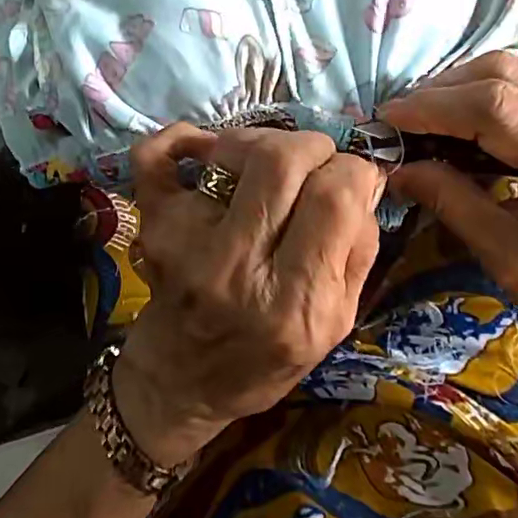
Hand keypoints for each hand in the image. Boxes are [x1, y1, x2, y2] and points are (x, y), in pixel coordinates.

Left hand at [112, 124, 384, 466]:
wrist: (182, 380)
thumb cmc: (265, 360)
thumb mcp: (336, 324)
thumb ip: (358, 248)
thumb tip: (365, 176)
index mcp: (295, 302)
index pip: (334, 198)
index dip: (354, 170)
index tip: (352, 176)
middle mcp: (236, 266)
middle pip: (279, 160)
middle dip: (311, 145)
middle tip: (316, 159)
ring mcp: (185, 241)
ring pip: (230, 149)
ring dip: (261, 140)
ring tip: (269, 163)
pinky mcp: (152, 225)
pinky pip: (154, 157)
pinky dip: (181, 137)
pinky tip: (206, 149)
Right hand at [380, 52, 517, 390]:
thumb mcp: (511, 262)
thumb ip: (454, 205)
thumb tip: (399, 168)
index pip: (498, 109)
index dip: (434, 107)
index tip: (388, 120)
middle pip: (506, 76)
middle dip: (441, 91)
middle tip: (399, 120)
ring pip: (517, 73)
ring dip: (460, 89)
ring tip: (422, 120)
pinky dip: (483, 97)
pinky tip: (460, 125)